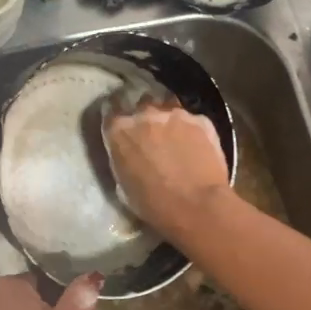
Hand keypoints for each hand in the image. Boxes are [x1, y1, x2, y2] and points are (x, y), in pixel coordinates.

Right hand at [103, 99, 232, 237]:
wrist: (197, 206)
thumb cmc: (154, 204)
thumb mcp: (123, 185)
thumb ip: (122, 160)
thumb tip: (128, 155)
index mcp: (119, 130)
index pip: (109, 109)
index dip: (114, 115)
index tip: (119, 124)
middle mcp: (145, 114)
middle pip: (141, 104)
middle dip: (143, 115)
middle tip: (149, 133)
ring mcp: (175, 114)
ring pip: (167, 105)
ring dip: (166, 117)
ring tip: (173, 134)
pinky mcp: (201, 120)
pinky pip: (192, 120)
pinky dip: (191, 129)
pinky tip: (196, 145)